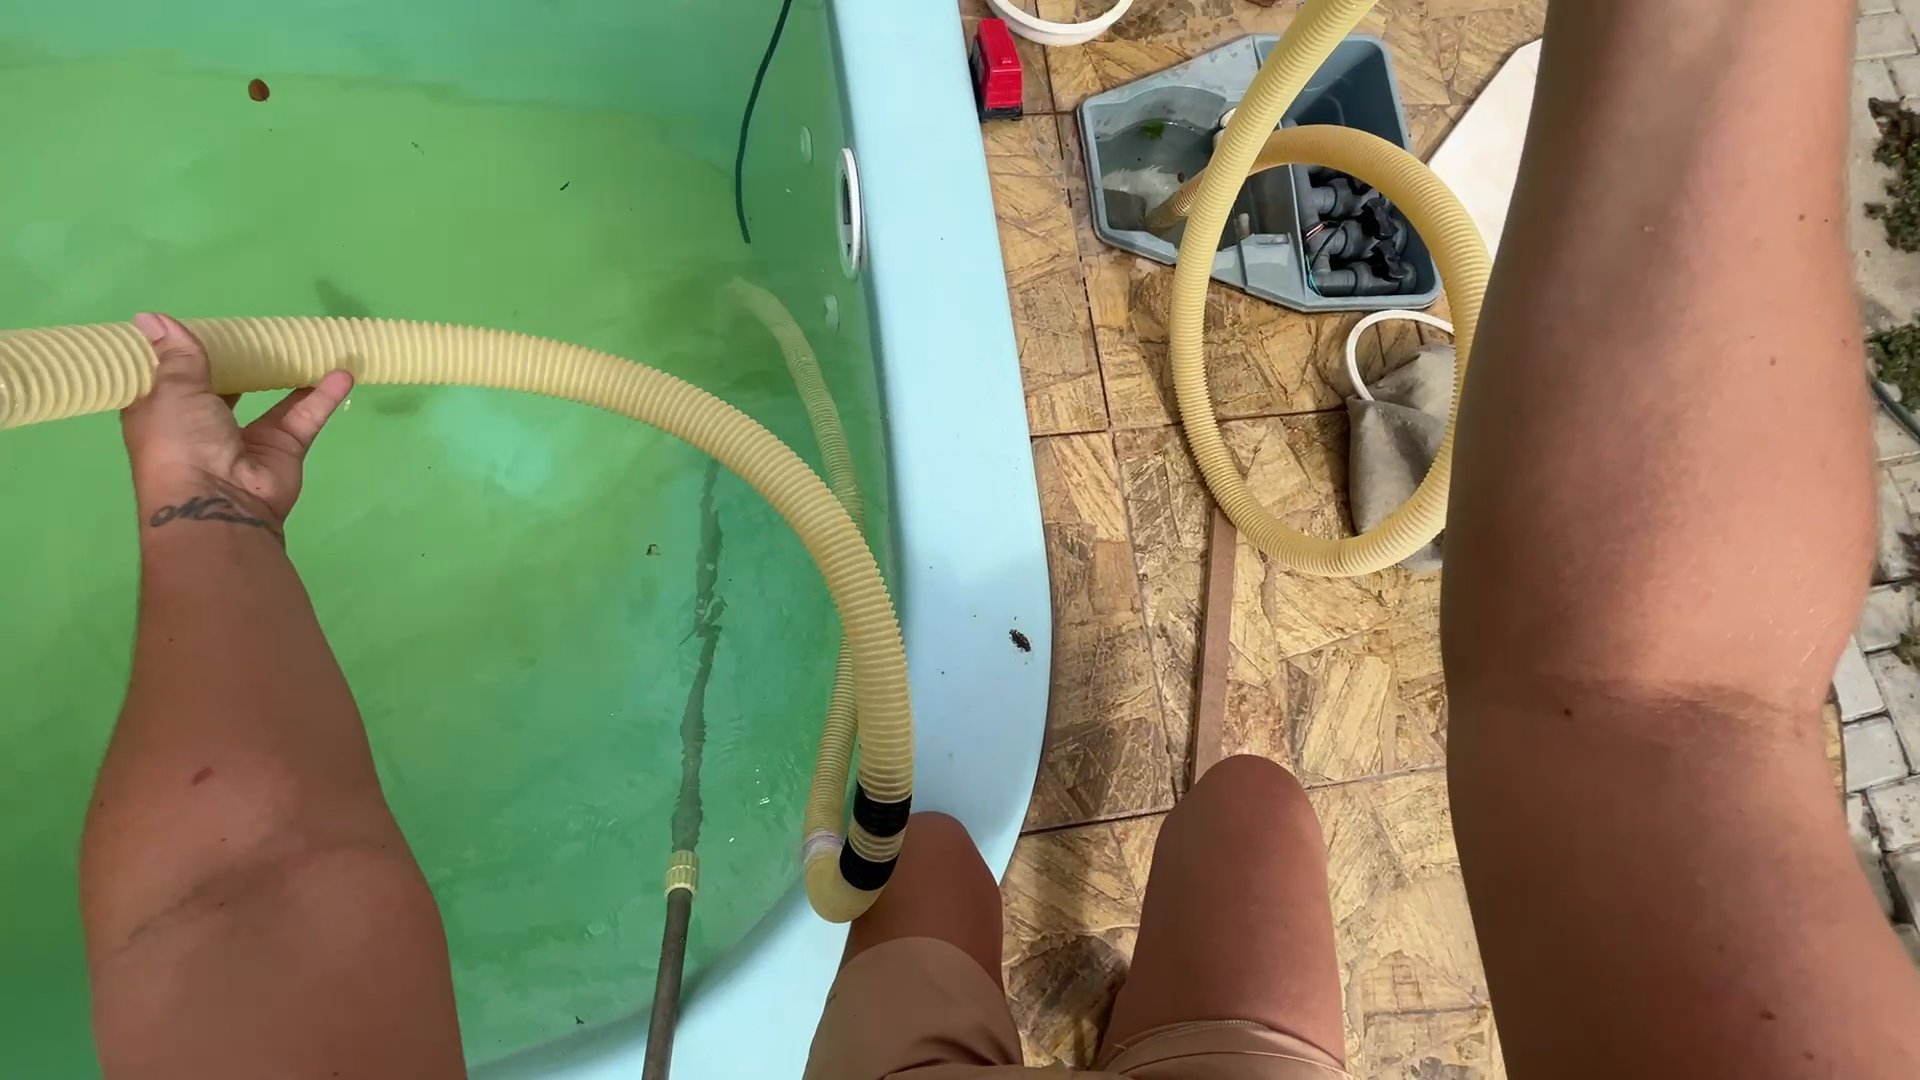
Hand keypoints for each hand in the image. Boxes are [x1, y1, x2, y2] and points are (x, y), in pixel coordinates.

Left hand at [120, 313, 352, 532]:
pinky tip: (342, 375)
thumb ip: (179, 357)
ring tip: (310, 349)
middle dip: (246, 364)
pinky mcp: (287, 446)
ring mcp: (249, 436)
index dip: (186, 355)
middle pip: (230, 387)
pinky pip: (306, 416)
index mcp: (163, 411)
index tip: (202, 331)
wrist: (219, 497)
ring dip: (291, 376)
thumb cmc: (180, 441)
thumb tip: (152, 316)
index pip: (172, 378)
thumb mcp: (174, 392)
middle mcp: (205, 423)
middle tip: (262, 334)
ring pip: (274, 399)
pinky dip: (324, 396)